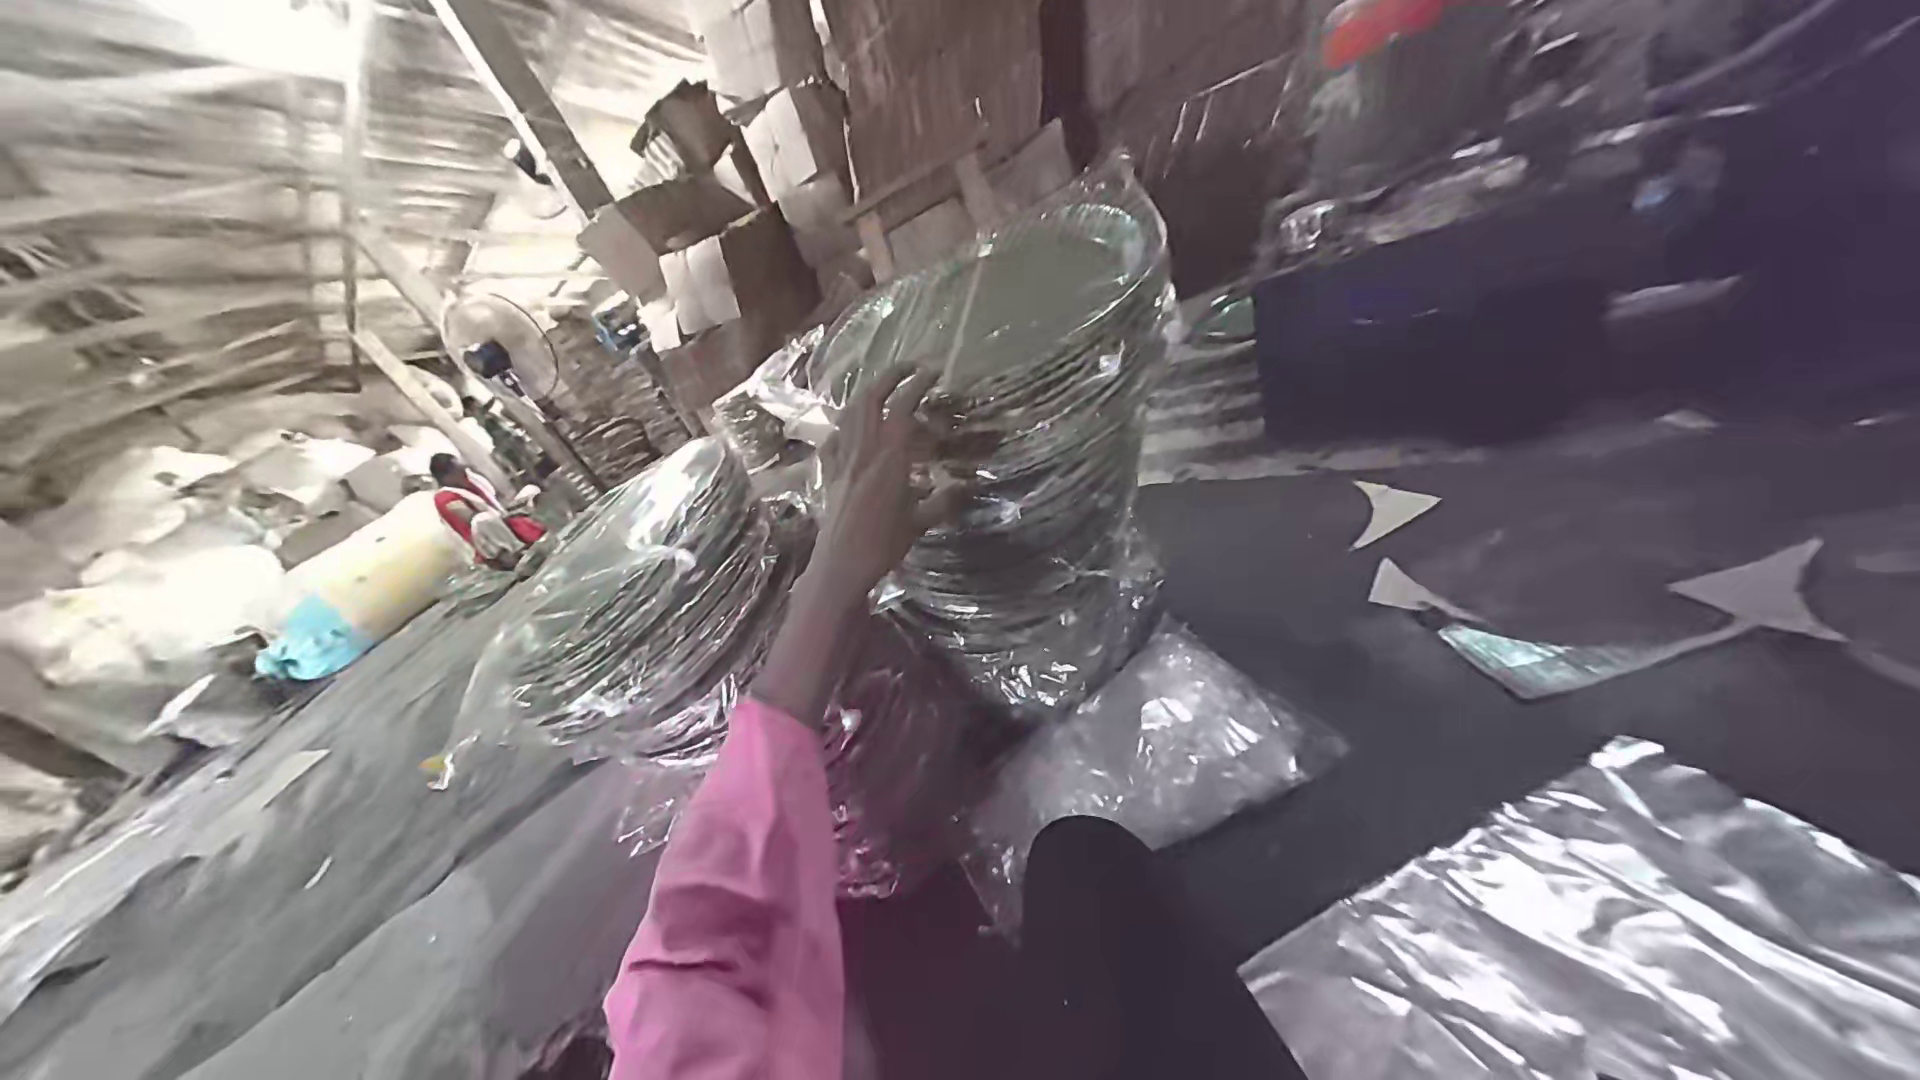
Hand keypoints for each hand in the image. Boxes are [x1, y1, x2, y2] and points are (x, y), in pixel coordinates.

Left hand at [752, 366, 962, 725]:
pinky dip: (847, 421)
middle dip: (890, 375)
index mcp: (890, 457)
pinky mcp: (829, 470)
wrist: (840, 564)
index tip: (933, 372)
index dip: (918, 383)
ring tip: (885, 388)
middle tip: (909, 368)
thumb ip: (943, 501)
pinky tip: (853, 427)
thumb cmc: (883, 544)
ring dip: (868, 392)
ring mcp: (841, 457)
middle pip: (871, 396)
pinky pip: (835, 434)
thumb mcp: (920, 522)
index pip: (903, 406)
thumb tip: (964, 488)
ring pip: (851, 411)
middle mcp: (863, 448)